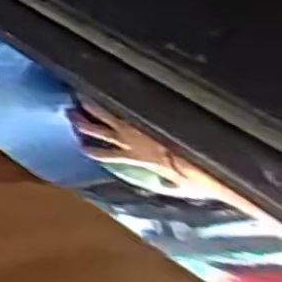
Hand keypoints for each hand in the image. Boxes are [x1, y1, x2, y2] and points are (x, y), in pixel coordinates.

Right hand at [72, 100, 233, 201]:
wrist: (211, 161)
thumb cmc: (201, 179)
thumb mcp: (183, 189)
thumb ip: (169, 186)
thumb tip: (163, 186)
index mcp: (133, 157)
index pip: (101, 154)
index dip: (89, 150)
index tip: (82, 146)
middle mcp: (126, 140)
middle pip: (93, 129)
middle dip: (79, 122)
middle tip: (70, 113)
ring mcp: (134, 125)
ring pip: (99, 112)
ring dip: (88, 105)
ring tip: (79, 97)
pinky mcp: (145, 115)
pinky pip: (121, 105)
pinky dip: (110, 99)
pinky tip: (103, 92)